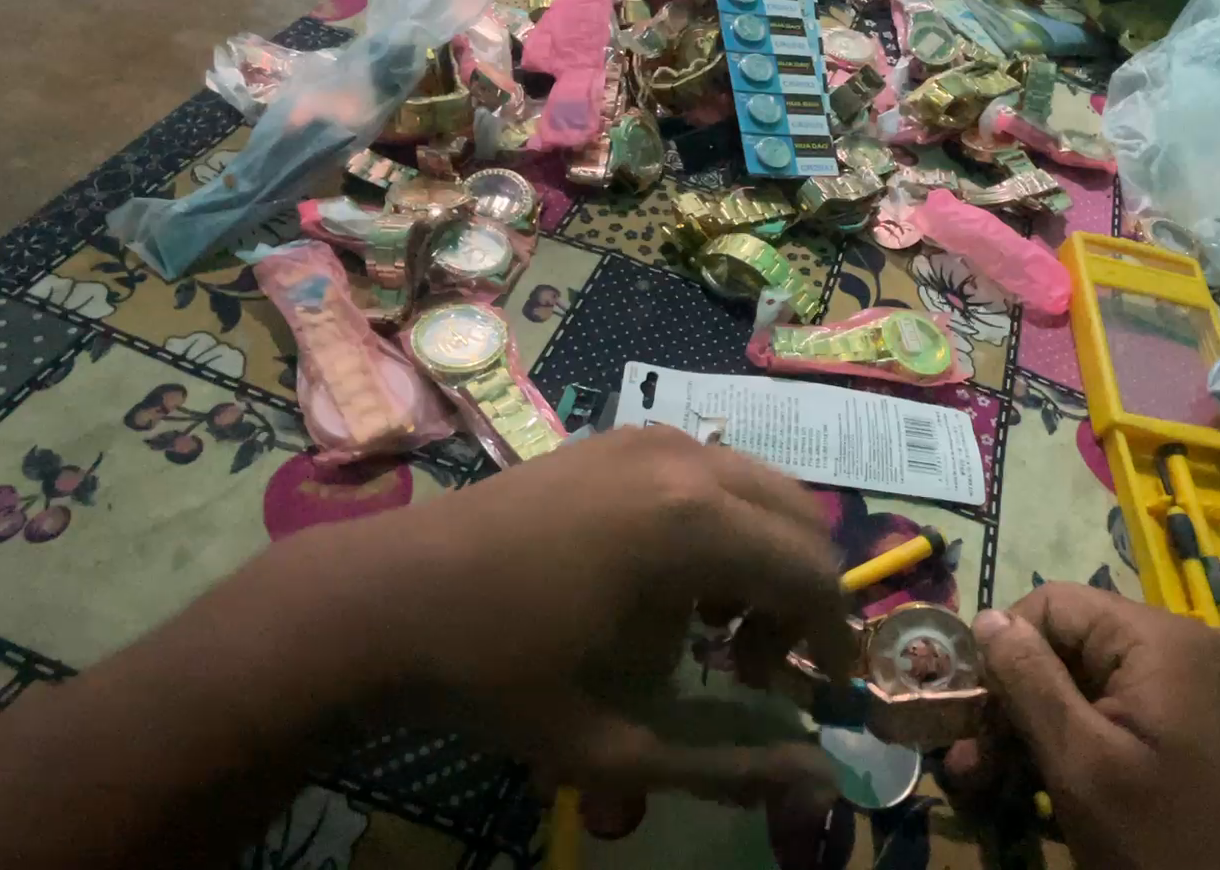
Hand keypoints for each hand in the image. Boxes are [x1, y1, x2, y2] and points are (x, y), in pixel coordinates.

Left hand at [298, 426, 854, 808]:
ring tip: (710, 618)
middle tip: (753, 660)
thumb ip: (730, 764)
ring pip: (760, 488)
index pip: (813, 573)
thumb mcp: (615, 742)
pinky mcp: (621, 438)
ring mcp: (652, 438)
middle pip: (800, 519)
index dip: (833, 635)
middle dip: (801, 592)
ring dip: (763, 553)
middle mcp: (688, 461)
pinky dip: (724, 520)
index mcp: (694, 526)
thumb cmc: (498, 674)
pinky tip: (667, 572)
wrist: (386, 596)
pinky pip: (711, 471)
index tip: (820, 689)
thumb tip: (818, 781)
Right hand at [945, 583, 1219, 869]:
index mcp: (1169, 641)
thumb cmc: (1174, 854)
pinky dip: (1095, 742)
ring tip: (995, 783)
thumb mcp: (1083, 766)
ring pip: (1104, 685)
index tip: (975, 712)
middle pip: (1078, 647)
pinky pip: (1140, 715)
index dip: (1005, 649)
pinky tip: (1056, 786)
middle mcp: (1201, 648)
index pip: (1055, 604)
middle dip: (1019, 700)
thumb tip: (988, 617)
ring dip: (1047, 727)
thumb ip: (1028, 680)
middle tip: (973, 761)